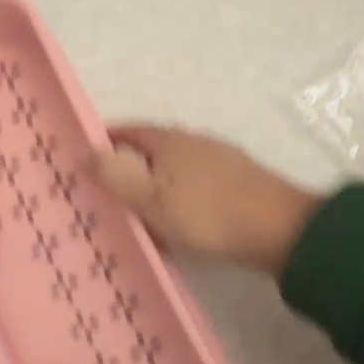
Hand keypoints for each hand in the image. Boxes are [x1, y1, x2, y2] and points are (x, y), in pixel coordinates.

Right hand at [90, 124, 318, 275]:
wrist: (282, 232)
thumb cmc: (207, 214)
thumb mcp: (152, 199)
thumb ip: (117, 177)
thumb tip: (87, 153)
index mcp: (169, 141)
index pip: (126, 131)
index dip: (102, 144)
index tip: (81, 165)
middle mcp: (194, 144)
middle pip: (149, 152)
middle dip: (126, 171)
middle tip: (101, 199)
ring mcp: (219, 164)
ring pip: (172, 174)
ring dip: (152, 192)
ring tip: (134, 221)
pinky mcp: (236, 187)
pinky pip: (192, 192)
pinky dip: (175, 206)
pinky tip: (173, 231)